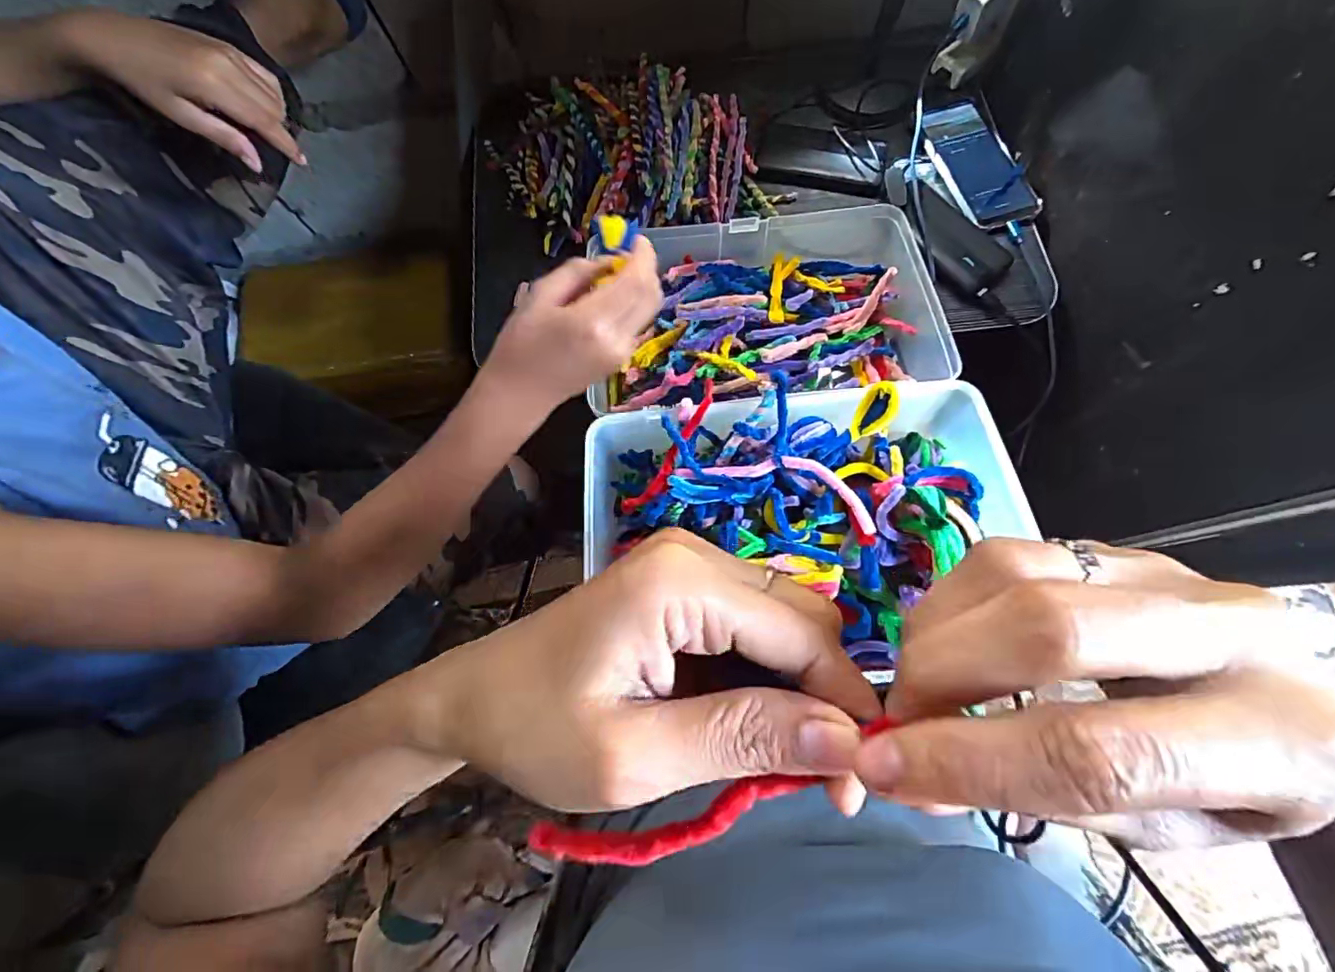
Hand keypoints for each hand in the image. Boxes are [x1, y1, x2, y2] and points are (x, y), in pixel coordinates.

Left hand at [57, 8, 302, 173]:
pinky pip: (264, 73)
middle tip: (283, 150)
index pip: (264, 120)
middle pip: (274, 106)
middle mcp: (230, 65)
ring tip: (274, 130)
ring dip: (280, 113)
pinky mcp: (227, 44)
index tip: (301, 162)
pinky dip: (273, 92)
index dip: (285, 143)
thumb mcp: (179, 114)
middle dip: (283, 130)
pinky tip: (267, 105)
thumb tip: (258, 163)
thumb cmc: (140, 81)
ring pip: (274, 90)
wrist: (110, 36)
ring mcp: (231, 51)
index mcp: (215, 84)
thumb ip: (223, 136)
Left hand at [404, 529, 880, 812]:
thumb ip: (743, 740)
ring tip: (783, 757)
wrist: (474, 698)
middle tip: (821, 778)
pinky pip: (753, 626)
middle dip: (825, 695)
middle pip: (803, 619)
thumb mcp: (635, 756)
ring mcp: (691, 564)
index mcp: (681, 580)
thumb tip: (847, 741)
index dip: (843, 703)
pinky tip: (750, 721)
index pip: (803, 635)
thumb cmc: (538, 729)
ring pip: (786, 622)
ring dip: (798, 689)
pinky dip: (767, 677)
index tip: (859, 780)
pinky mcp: (685, 585)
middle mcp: (696, 554)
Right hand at [480, 238, 663, 412]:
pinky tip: (611, 301)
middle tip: (630, 255)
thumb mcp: (539, 296)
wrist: (521, 393)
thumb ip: (577, 272)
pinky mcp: (621, 360)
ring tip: (617, 276)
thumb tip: (607, 262)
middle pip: (650, 296)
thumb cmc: (521, 343)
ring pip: (649, 311)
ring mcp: (622, 353)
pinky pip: (638, 325)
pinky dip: (634, 306)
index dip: (643, 257)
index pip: (635, 282)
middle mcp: (616, 339)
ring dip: (641, 287)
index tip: (638, 240)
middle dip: (646, 269)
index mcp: (593, 322)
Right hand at [855, 538, 1334, 848]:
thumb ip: (1029, 794)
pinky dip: (953, 599)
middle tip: (901, 717)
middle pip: (1048, 630)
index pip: (1095, 750)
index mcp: (1278, 740)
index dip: (971, 759)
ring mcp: (1172, 571)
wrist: (1293, 710)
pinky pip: (1008, 551)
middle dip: (944, 675)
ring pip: (1017, 573)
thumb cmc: (1230, 791)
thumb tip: (903, 772)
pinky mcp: (1118, 545)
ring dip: (938, 629)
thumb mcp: (1153, 830)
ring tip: (920, 680)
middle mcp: (1234, 632)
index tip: (886, 767)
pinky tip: (946, 638)